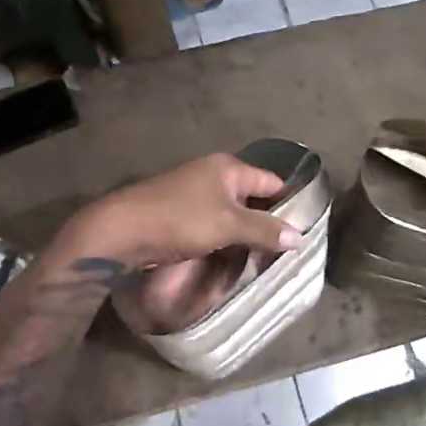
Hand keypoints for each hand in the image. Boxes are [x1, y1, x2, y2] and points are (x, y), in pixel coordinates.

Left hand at [61, 153, 300, 268]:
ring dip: (244, 233)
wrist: (121, 231)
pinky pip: (212, 224)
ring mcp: (193, 193)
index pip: (270, 181)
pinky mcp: (178, 213)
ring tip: (264, 256)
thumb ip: (264, 230)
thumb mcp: (228, 225)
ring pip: (230, 213)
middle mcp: (212, 175)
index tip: (303, 226)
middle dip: (266, 221)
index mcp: (228, 168)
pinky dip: (223, 238)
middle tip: (286, 248)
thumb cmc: (180, 220)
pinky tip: (231, 255)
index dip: (288, 201)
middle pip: (250, 198)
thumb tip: (298, 237)